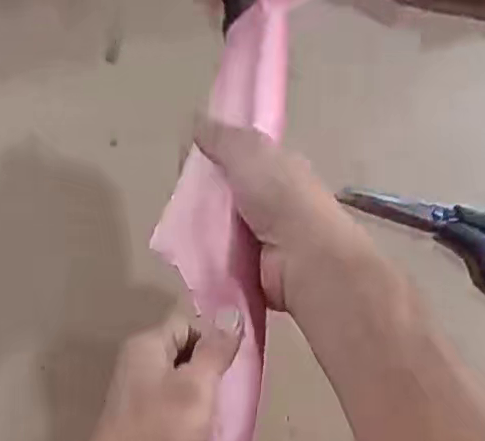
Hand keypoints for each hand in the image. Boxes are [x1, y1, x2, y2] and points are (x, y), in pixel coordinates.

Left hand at [82, 310, 241, 440]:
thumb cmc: (162, 429)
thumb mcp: (198, 386)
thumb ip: (216, 350)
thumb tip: (233, 313)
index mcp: (146, 344)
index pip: (188, 322)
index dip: (214, 339)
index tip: (232, 366)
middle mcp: (136, 360)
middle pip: (182, 349)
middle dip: (208, 367)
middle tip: (227, 390)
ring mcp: (134, 390)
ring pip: (177, 378)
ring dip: (198, 392)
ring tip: (213, 412)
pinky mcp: (137, 416)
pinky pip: (168, 401)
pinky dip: (185, 411)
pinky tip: (195, 428)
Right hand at [193, 117, 377, 312]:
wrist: (304, 259)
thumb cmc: (282, 199)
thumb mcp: (251, 153)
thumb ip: (223, 138)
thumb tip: (196, 121)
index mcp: (276, 171)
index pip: (237, 161)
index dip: (211, 160)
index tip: (186, 164)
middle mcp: (270, 207)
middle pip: (224, 201)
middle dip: (201, 202)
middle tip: (181, 204)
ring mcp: (261, 243)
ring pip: (219, 235)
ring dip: (201, 236)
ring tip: (181, 233)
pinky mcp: (252, 274)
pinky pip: (221, 267)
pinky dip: (207, 265)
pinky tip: (192, 260)